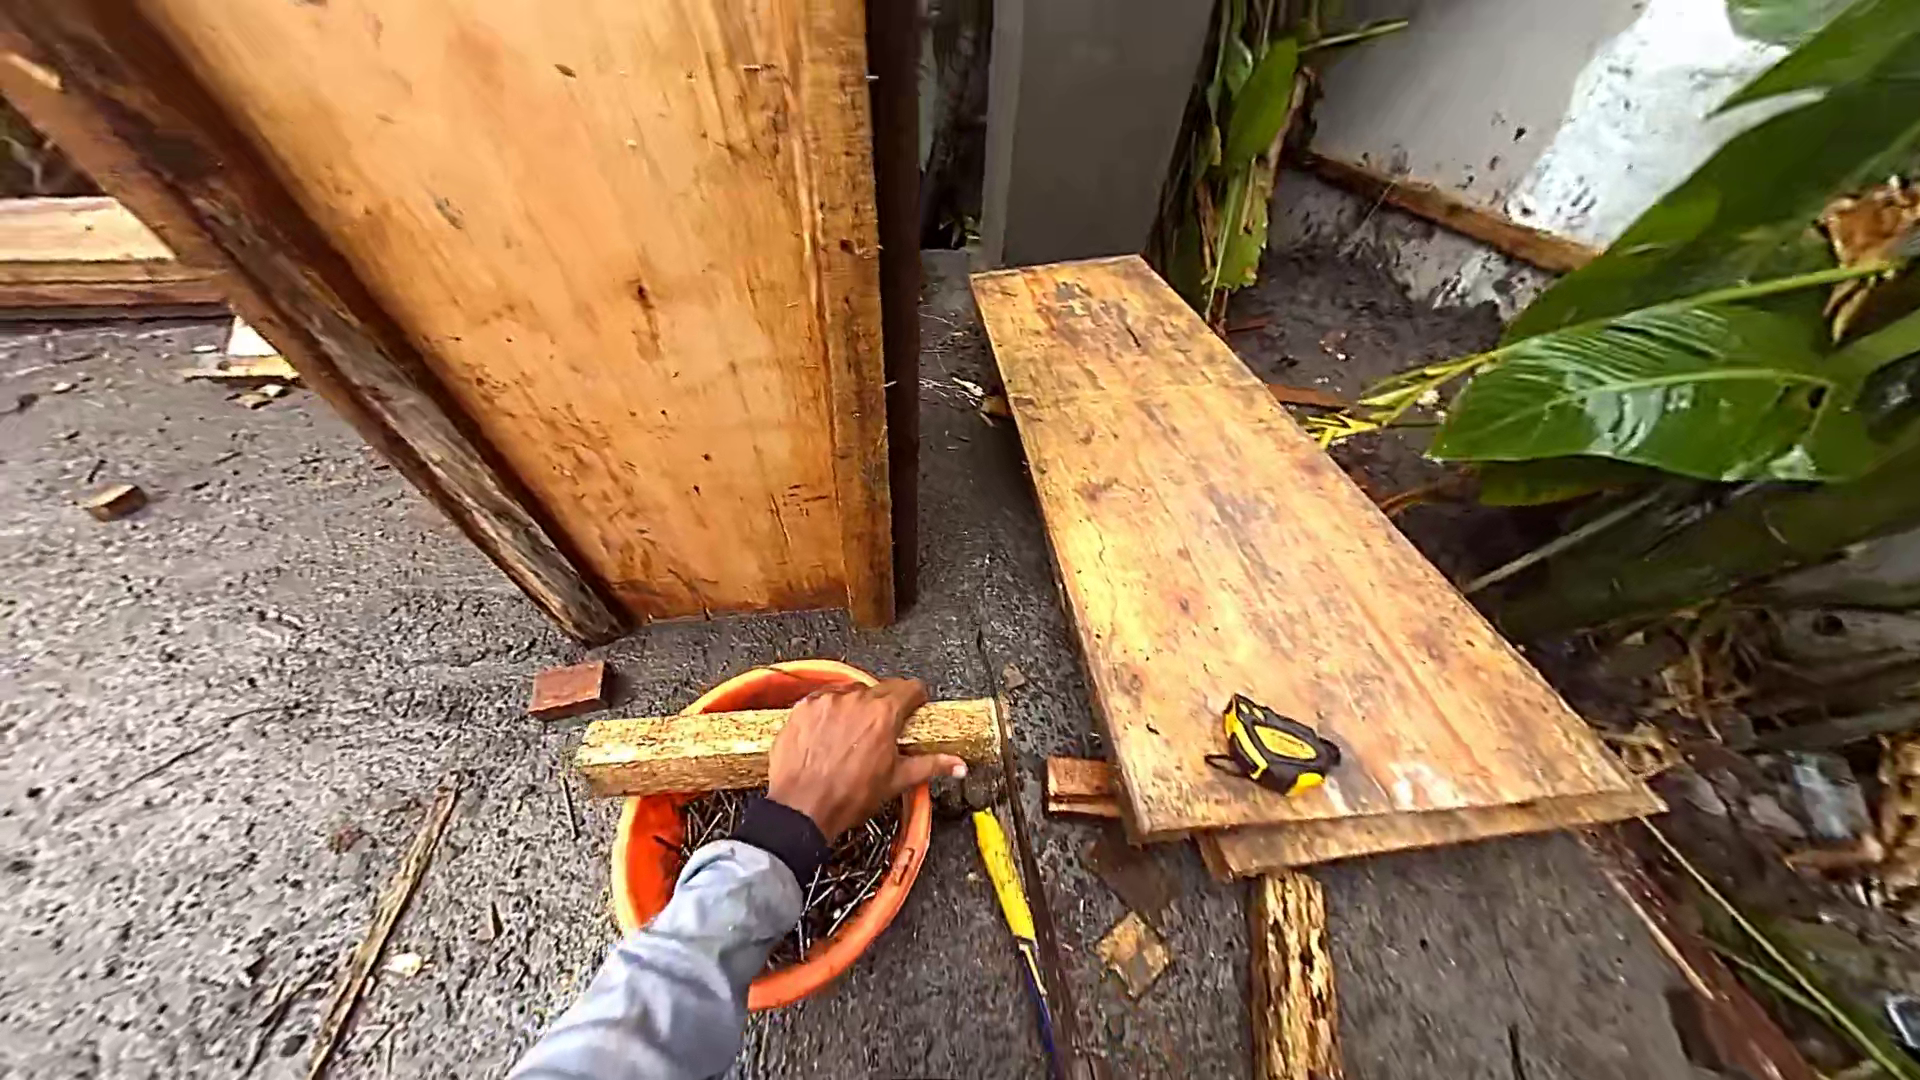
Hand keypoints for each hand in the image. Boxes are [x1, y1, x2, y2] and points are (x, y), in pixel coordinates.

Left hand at [766, 678, 966, 839]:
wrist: (800, 809)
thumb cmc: (848, 797)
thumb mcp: (896, 781)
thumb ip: (931, 765)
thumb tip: (957, 765)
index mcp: (884, 713)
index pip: (911, 688)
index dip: (916, 698)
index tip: (914, 707)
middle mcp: (856, 699)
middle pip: (881, 689)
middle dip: (886, 705)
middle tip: (882, 730)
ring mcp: (827, 700)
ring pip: (851, 692)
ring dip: (856, 706)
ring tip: (852, 734)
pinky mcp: (803, 707)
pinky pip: (823, 700)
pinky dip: (829, 711)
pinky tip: (828, 734)